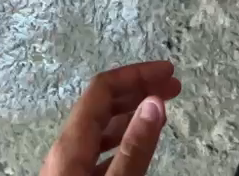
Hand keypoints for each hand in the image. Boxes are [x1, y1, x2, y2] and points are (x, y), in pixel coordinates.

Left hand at [39, 61, 181, 175]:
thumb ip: (133, 147)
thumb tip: (156, 100)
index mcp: (70, 142)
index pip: (104, 87)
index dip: (137, 73)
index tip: (168, 72)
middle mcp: (65, 148)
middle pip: (102, 103)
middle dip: (139, 89)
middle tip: (173, 87)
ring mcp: (66, 166)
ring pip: (102, 127)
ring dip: (132, 113)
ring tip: (161, 111)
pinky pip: (99, 149)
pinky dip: (122, 139)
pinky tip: (138, 145)